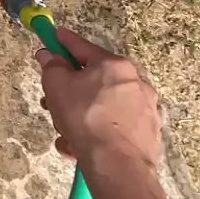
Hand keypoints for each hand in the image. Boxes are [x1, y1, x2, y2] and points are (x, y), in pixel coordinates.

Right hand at [34, 29, 162, 176]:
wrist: (117, 164)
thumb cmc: (83, 116)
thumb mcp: (56, 84)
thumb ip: (51, 65)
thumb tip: (50, 55)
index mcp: (114, 65)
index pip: (82, 46)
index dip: (63, 40)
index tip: (53, 34)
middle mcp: (136, 82)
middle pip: (93, 78)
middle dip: (70, 88)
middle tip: (52, 101)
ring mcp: (146, 109)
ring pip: (102, 104)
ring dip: (80, 113)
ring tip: (65, 132)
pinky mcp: (149, 132)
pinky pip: (114, 123)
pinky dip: (97, 129)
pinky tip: (81, 145)